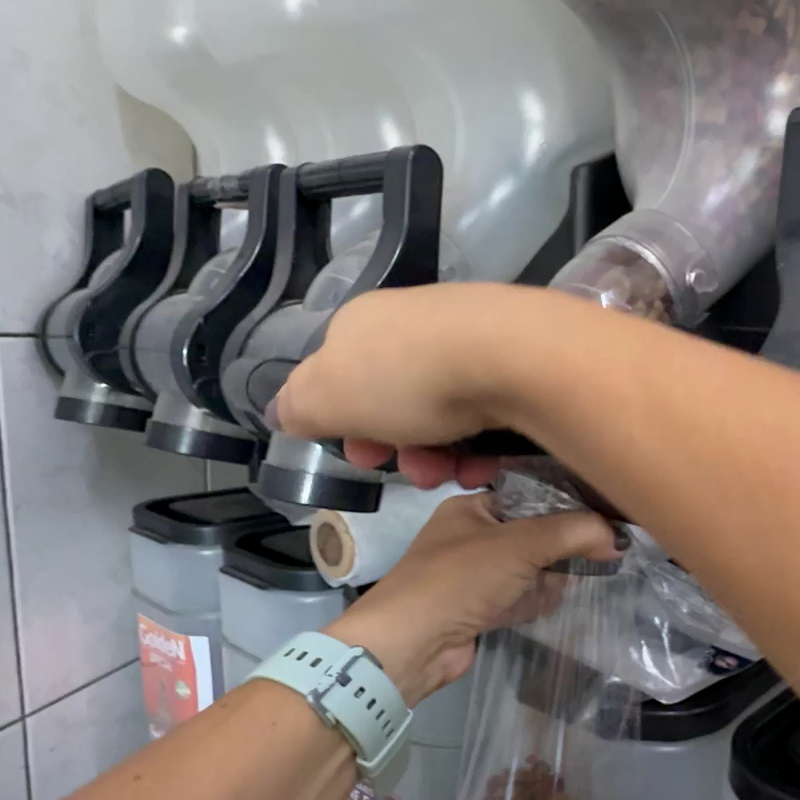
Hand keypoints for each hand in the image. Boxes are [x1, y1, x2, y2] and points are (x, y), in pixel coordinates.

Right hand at [268, 283, 584, 489]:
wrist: (507, 355)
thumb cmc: (402, 376)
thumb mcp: (325, 398)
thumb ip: (299, 407)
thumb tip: (285, 411)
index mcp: (362, 325)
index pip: (341, 378)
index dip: (345, 425)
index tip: (361, 457)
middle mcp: (415, 325)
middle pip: (396, 403)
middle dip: (400, 451)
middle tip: (415, 473)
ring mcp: (469, 341)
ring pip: (444, 415)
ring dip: (441, 458)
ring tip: (453, 474)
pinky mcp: (514, 363)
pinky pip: (487, 414)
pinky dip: (481, 447)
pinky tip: (485, 466)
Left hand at [322, 493, 620, 706]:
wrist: (408, 646)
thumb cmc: (459, 579)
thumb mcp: (521, 544)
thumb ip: (573, 534)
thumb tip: (618, 537)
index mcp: (471, 507)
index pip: (530, 496)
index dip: (567, 502)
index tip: (607, 509)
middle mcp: (471, 537)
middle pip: (532, 532)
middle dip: (567, 539)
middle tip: (611, 541)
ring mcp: (474, 577)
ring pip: (528, 567)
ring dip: (557, 570)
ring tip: (603, 566)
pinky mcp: (478, 611)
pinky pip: (520, 597)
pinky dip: (542, 596)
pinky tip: (570, 594)